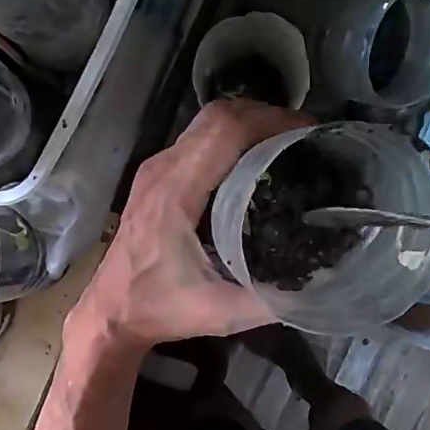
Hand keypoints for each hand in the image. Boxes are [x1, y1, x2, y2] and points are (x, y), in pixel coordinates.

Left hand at [70, 100, 314, 352]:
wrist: (109, 311)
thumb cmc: (157, 309)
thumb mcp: (219, 313)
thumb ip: (269, 300)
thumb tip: (320, 284)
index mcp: (175, 192)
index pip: (225, 130)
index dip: (270, 121)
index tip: (308, 133)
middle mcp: (162, 169)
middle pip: (217, 115)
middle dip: (265, 116)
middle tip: (304, 138)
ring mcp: (155, 169)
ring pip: (206, 123)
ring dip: (248, 124)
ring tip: (286, 144)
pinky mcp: (156, 176)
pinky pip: (197, 139)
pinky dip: (230, 138)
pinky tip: (254, 161)